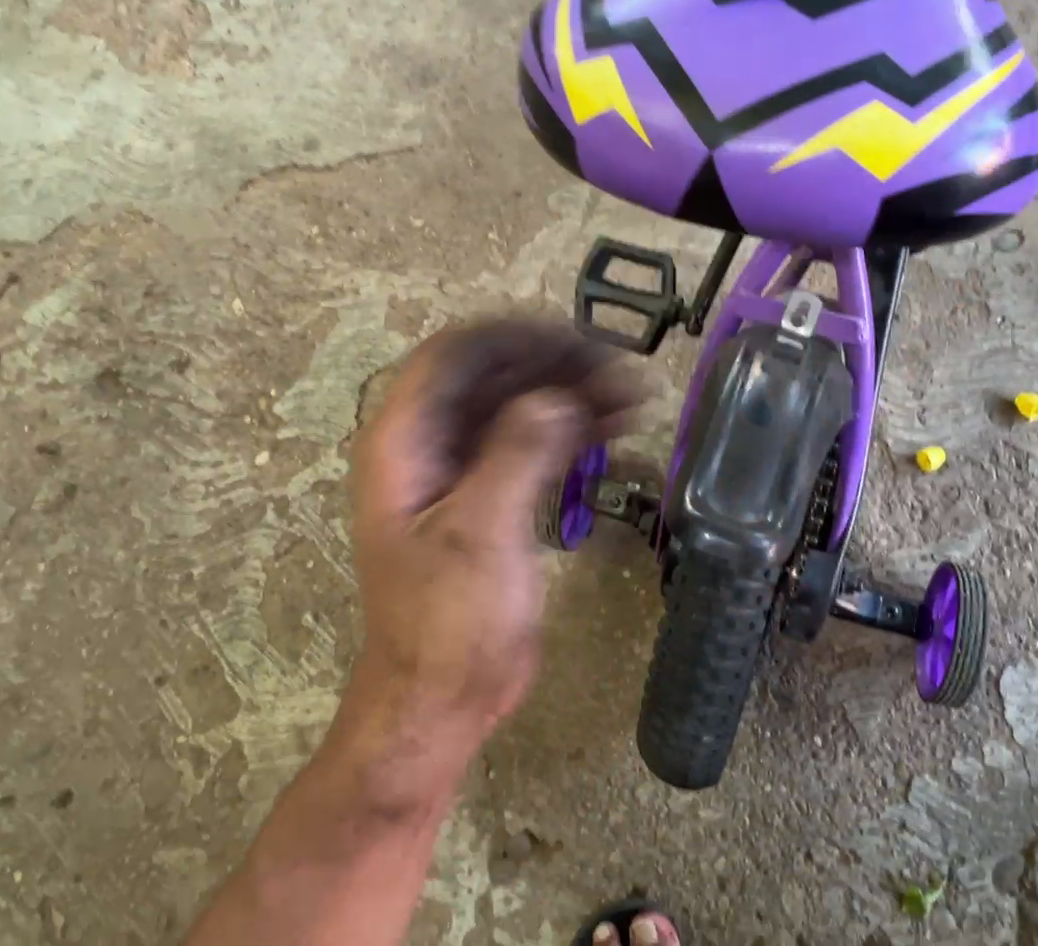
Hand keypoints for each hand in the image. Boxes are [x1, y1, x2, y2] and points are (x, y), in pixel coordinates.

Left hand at [346, 320, 640, 734]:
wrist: (442, 699)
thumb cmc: (447, 622)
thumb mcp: (480, 533)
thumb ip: (516, 453)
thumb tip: (559, 396)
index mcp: (402, 442)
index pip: (454, 356)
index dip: (515, 338)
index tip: (579, 342)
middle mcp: (428, 446)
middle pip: (493, 378)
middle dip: (556, 367)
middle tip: (621, 373)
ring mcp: (461, 473)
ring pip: (518, 410)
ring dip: (572, 398)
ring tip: (634, 398)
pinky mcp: (493, 500)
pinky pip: (532, 448)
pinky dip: (572, 435)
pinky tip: (617, 432)